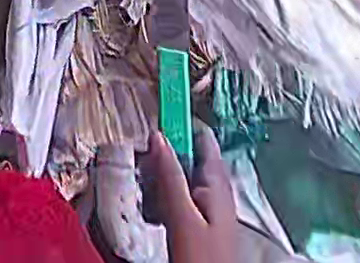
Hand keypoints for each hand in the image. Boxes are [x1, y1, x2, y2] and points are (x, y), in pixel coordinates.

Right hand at [145, 125, 236, 262]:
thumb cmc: (200, 260)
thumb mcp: (181, 217)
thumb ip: (170, 175)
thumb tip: (158, 134)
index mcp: (218, 185)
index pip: (203, 139)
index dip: (181, 121)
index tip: (155, 111)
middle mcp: (217, 192)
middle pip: (188, 155)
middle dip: (163, 152)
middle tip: (141, 157)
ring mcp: (209, 208)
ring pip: (180, 176)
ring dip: (159, 175)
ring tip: (144, 185)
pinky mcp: (199, 223)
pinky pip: (178, 196)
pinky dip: (162, 195)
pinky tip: (150, 207)